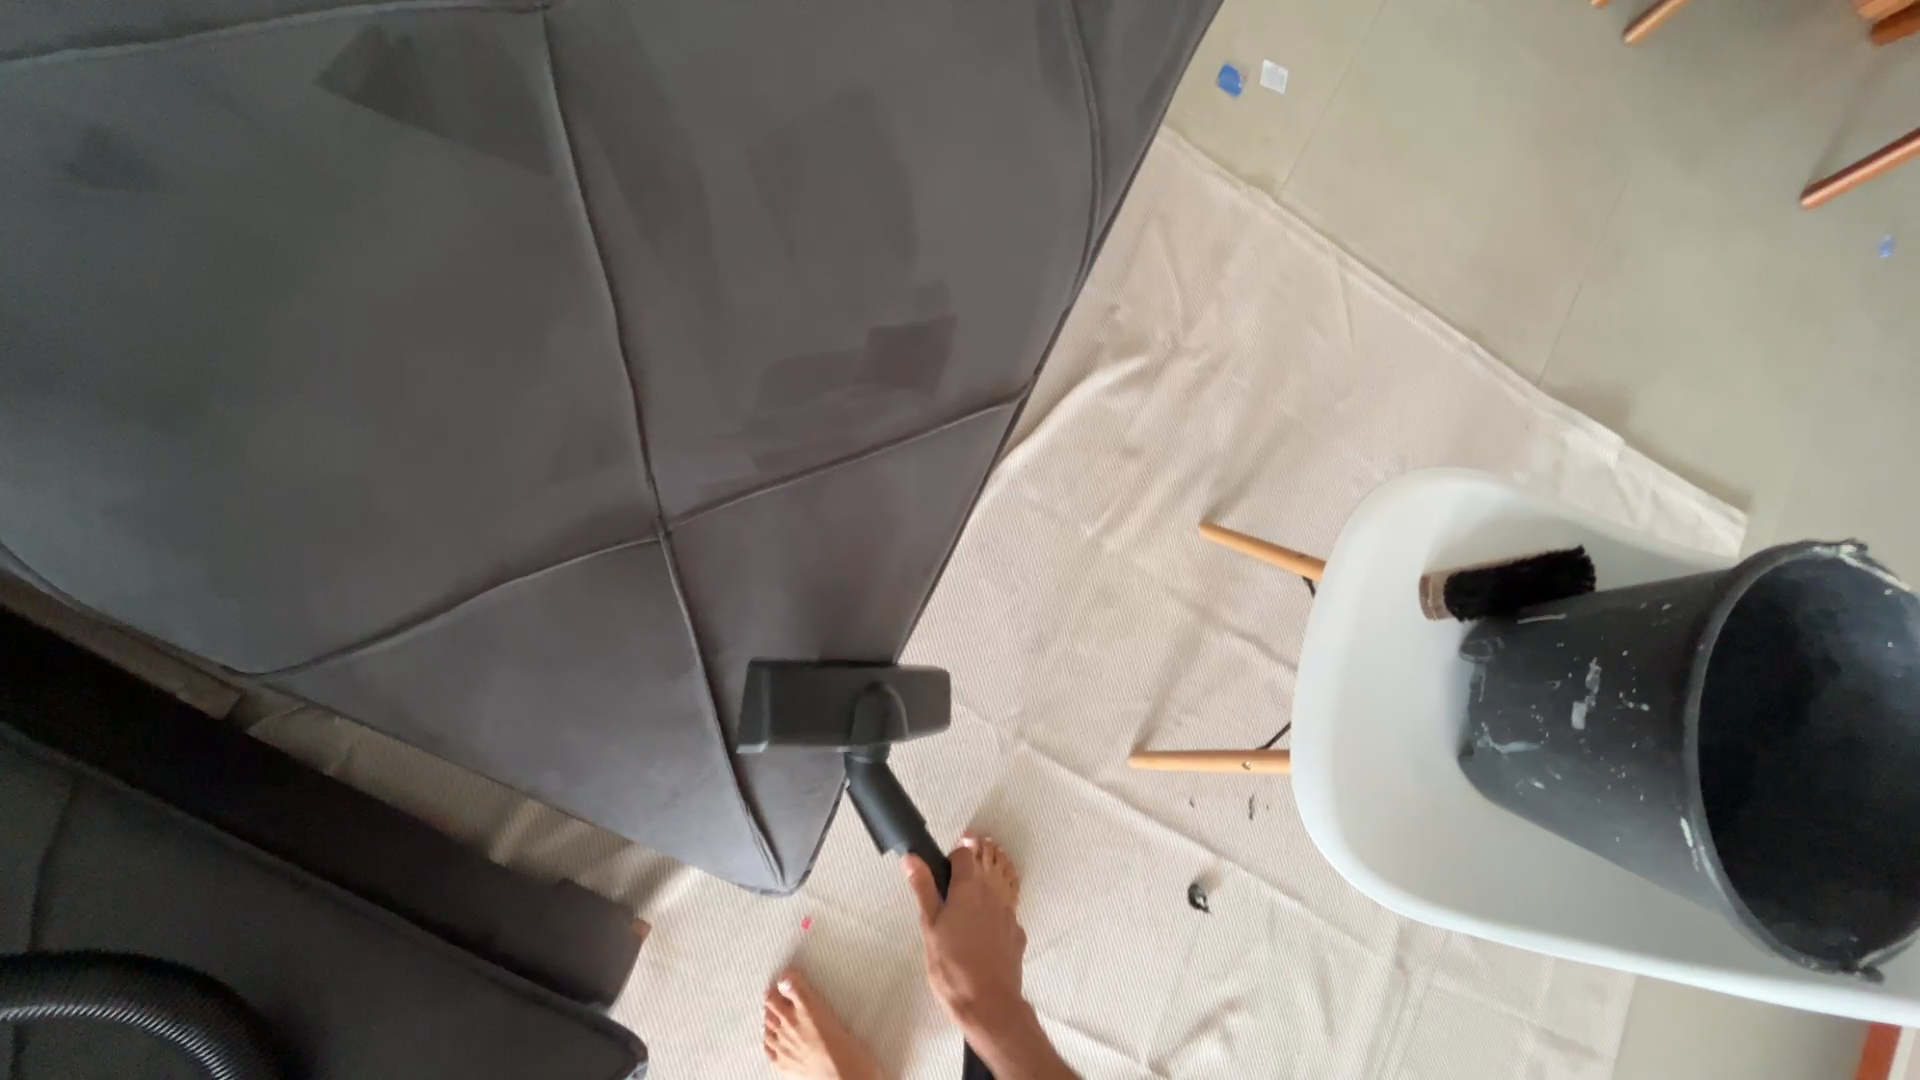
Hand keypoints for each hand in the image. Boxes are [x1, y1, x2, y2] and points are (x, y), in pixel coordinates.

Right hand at [901, 834, 1026, 1029]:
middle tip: (962, 865)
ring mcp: (1009, 911)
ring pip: (1003, 878)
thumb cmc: (952, 965)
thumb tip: (912, 857)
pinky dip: (1001, 901)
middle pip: (988, 859)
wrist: (989, 1004)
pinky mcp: (1017, 931)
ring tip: (979, 880)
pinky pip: (1010, 905)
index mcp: (969, 886)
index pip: (964, 853)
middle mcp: (992, 891)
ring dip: (992, 871)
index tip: (944, 866)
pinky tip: (991, 916)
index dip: (953, 854)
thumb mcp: (930, 927)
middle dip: (976, 855)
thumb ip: (923, 889)